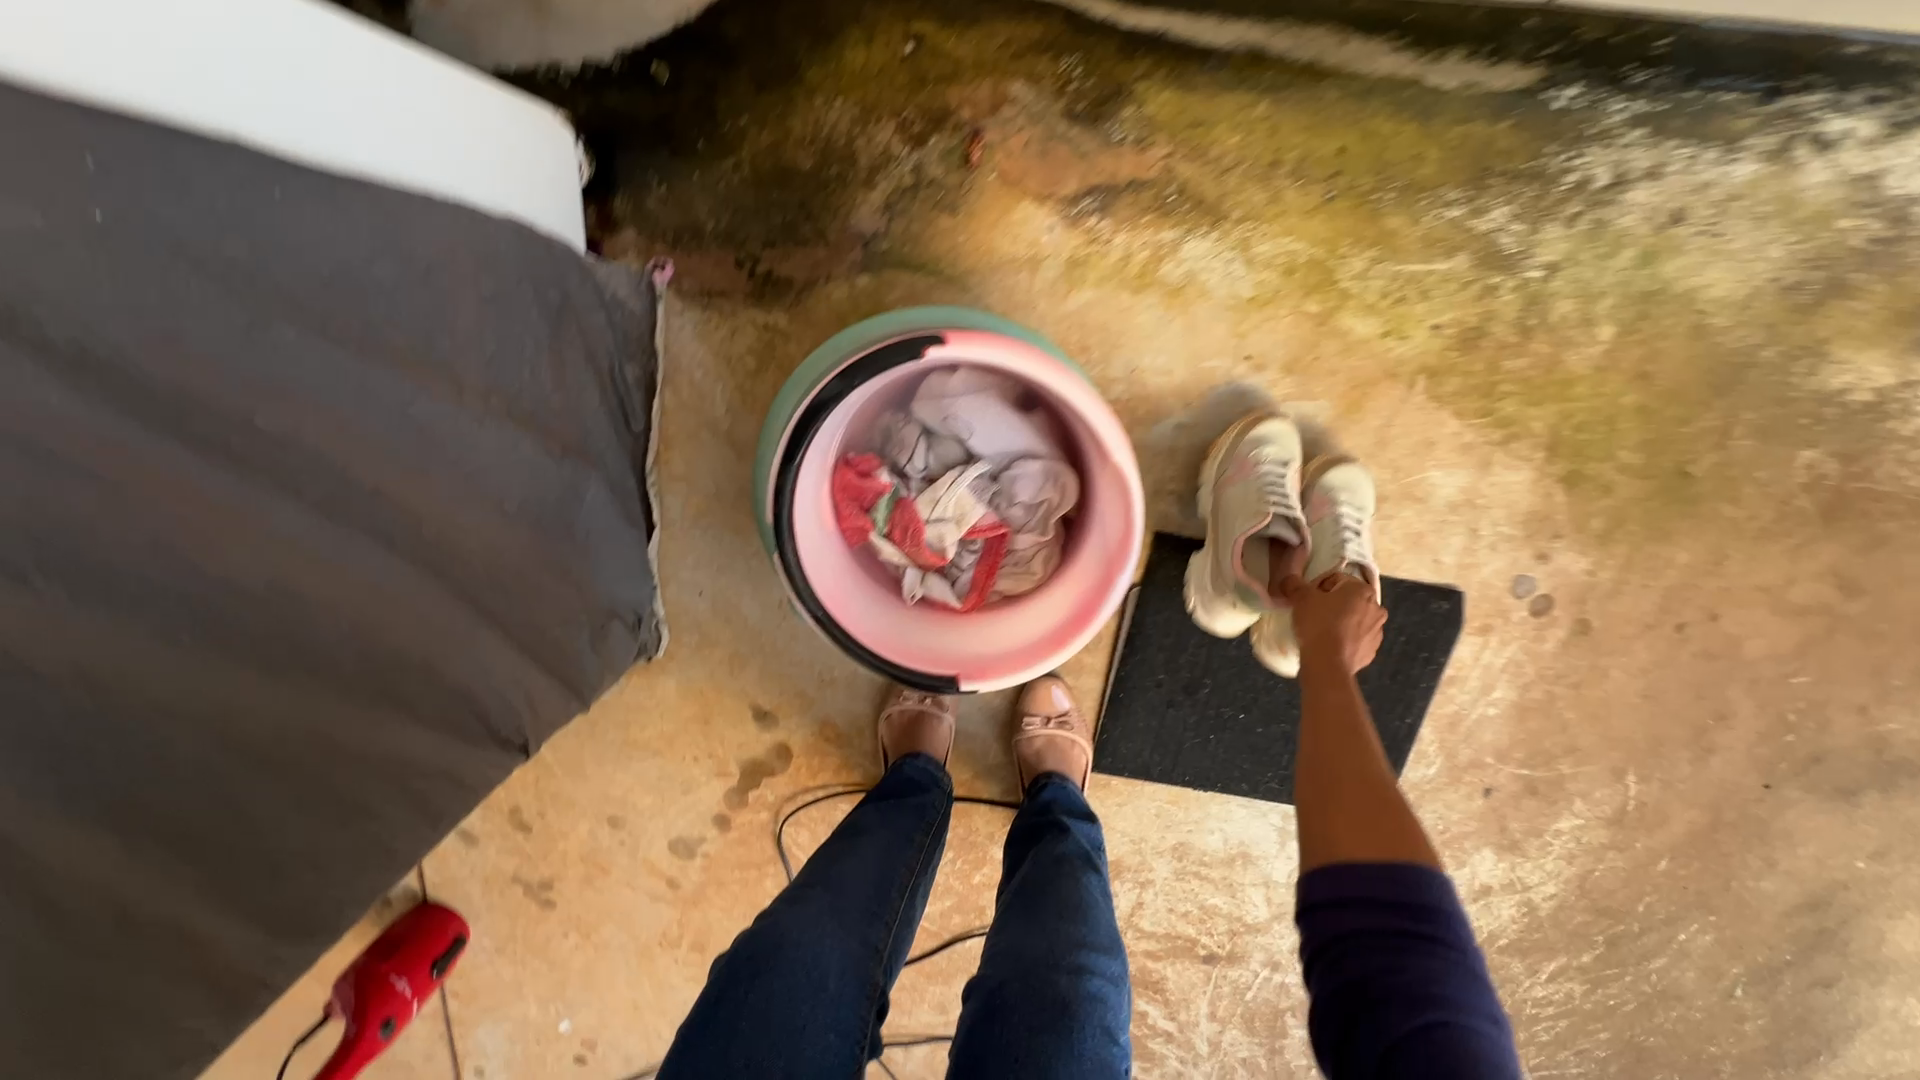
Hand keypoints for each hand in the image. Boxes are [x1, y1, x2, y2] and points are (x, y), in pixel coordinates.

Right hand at [1278, 571, 1385, 673]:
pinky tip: (1330, 645)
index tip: (1307, 599)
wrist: (1328, 663)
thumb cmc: (1318, 624)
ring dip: (1341, 621)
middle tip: (1313, 613)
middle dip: (1333, 604)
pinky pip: (1357, 639)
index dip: (1318, 587)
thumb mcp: (1301, 598)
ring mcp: (1377, 631)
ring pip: (1355, 620)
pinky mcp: (1372, 650)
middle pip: (1349, 600)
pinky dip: (1346, 639)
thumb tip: (1290, 579)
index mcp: (1362, 590)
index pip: (1337, 580)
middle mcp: (1376, 608)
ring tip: (1321, 631)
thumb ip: (1295, 583)